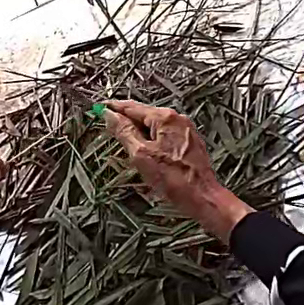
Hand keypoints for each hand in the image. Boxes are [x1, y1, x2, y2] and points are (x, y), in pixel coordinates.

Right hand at [101, 100, 250, 241]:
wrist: (203, 197)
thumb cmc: (174, 179)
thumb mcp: (141, 155)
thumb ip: (124, 132)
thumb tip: (109, 115)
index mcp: (165, 118)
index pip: (132, 107)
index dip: (114, 108)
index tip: (100, 108)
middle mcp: (177, 119)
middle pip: (144, 114)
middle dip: (126, 119)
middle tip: (108, 124)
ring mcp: (185, 130)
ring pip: (154, 125)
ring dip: (138, 129)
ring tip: (123, 137)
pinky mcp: (189, 143)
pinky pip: (164, 134)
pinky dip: (150, 137)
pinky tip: (144, 148)